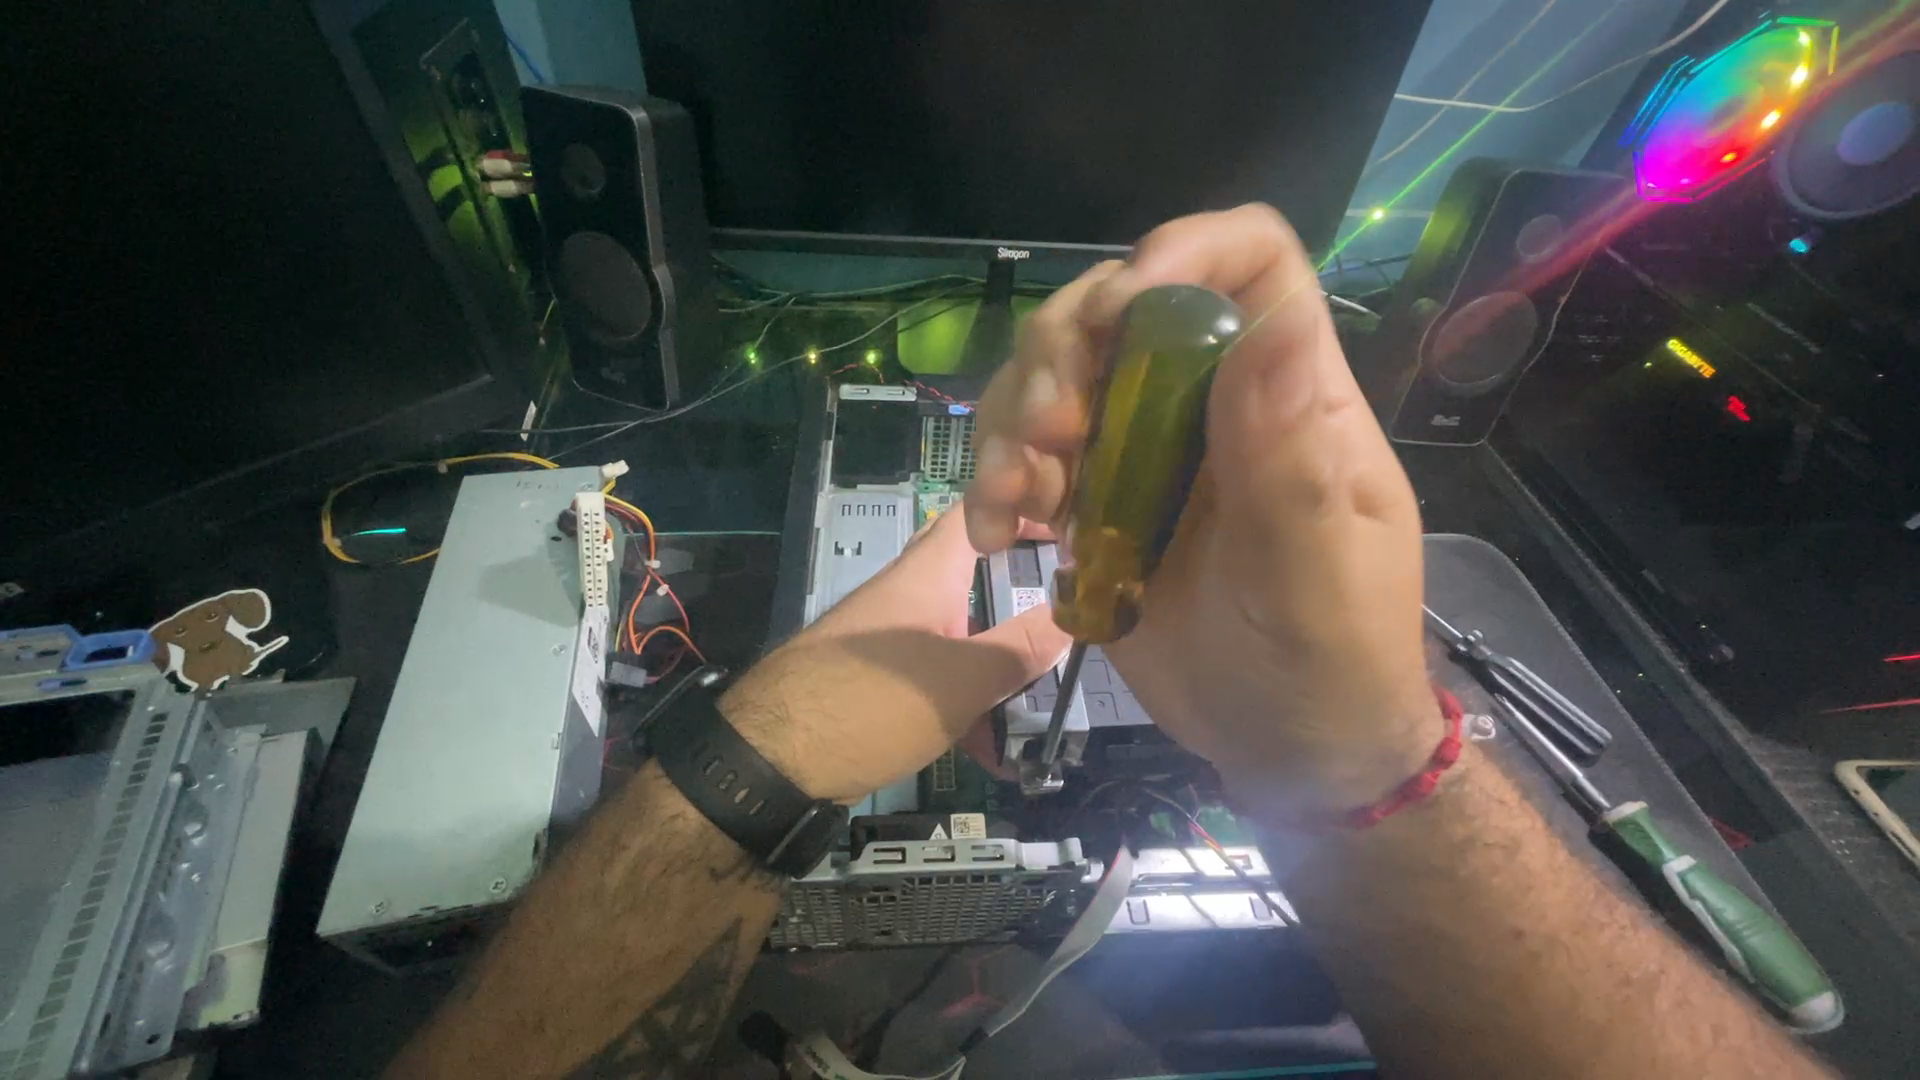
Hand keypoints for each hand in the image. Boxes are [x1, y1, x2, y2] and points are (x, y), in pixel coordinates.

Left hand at [720, 505, 1069, 803]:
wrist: (773, 760)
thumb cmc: (875, 701)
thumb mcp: (963, 679)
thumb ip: (1022, 647)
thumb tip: (1076, 614)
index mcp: (927, 574)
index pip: (975, 512)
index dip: (1022, 504)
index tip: (1072, 518)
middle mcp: (907, 594)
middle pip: (973, 574)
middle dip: (1020, 590)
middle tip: (1068, 607)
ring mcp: (890, 637)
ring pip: (960, 635)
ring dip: (998, 666)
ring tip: (1039, 707)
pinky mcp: (877, 679)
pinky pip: (936, 677)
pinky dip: (966, 703)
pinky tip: (991, 754)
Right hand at [964, 205, 1435, 820]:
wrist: (1284, 744)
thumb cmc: (1327, 664)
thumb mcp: (1317, 577)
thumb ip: (1291, 462)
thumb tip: (1267, 329)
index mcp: (1285, 397)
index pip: (1249, 264)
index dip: (1184, 253)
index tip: (1117, 313)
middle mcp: (1208, 404)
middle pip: (1118, 311)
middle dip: (1062, 354)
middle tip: (1046, 434)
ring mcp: (1144, 453)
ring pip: (1056, 381)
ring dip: (1012, 422)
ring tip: (1009, 500)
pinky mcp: (1096, 504)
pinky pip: (1030, 458)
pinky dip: (996, 481)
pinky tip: (993, 532)